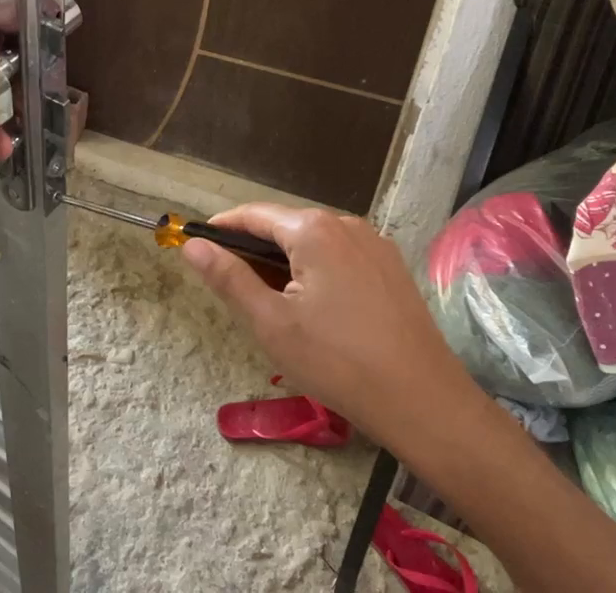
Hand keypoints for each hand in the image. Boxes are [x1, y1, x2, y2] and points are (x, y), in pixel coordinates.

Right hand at [181, 204, 485, 448]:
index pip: (254, 215)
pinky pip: (341, 257)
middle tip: (231, 284)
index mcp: (314, 230)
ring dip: (286, 261)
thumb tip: (192, 244)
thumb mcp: (271, 322)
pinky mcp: (393, 269)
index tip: (197, 243)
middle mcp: (347, 224)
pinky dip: (316, 270)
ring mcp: (376, 246)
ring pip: (315, 242)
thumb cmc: (337, 361)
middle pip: (286, 226)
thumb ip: (229, 278)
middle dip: (255, 248)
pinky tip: (314, 306)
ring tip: (269, 300)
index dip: (222, 227)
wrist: (422, 401)